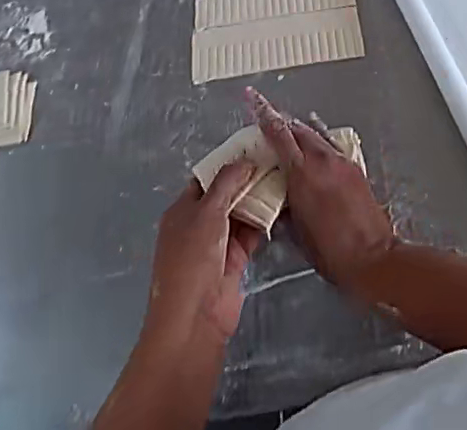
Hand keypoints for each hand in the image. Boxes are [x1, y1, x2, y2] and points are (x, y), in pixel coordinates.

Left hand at [144, 162, 264, 341]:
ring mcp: (216, 243)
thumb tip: (245, 162)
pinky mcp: (234, 260)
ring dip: (259, 199)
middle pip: (226, 194)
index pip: (207, 179)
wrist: (194, 318)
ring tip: (284, 178)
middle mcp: (198, 224)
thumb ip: (227, 183)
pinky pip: (251, 233)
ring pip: (241, 213)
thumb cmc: (193, 259)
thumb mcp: (207, 212)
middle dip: (249, 180)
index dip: (229, 163)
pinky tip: (282, 207)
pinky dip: (264, 221)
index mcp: (182, 210)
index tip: (255, 148)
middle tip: (276, 161)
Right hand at [248, 87, 395, 286]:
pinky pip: (330, 146)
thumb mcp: (297, 232)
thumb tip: (279, 195)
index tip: (252, 98)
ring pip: (315, 135)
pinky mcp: (354, 168)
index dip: (263, 113)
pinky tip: (314, 150)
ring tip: (286, 135)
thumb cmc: (330, 251)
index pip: (279, 134)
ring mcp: (341, 161)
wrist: (373, 256)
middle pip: (297, 129)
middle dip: (280, 122)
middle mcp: (323, 160)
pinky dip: (317, 143)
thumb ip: (285, 206)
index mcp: (303, 173)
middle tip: (265, 122)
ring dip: (299, 132)